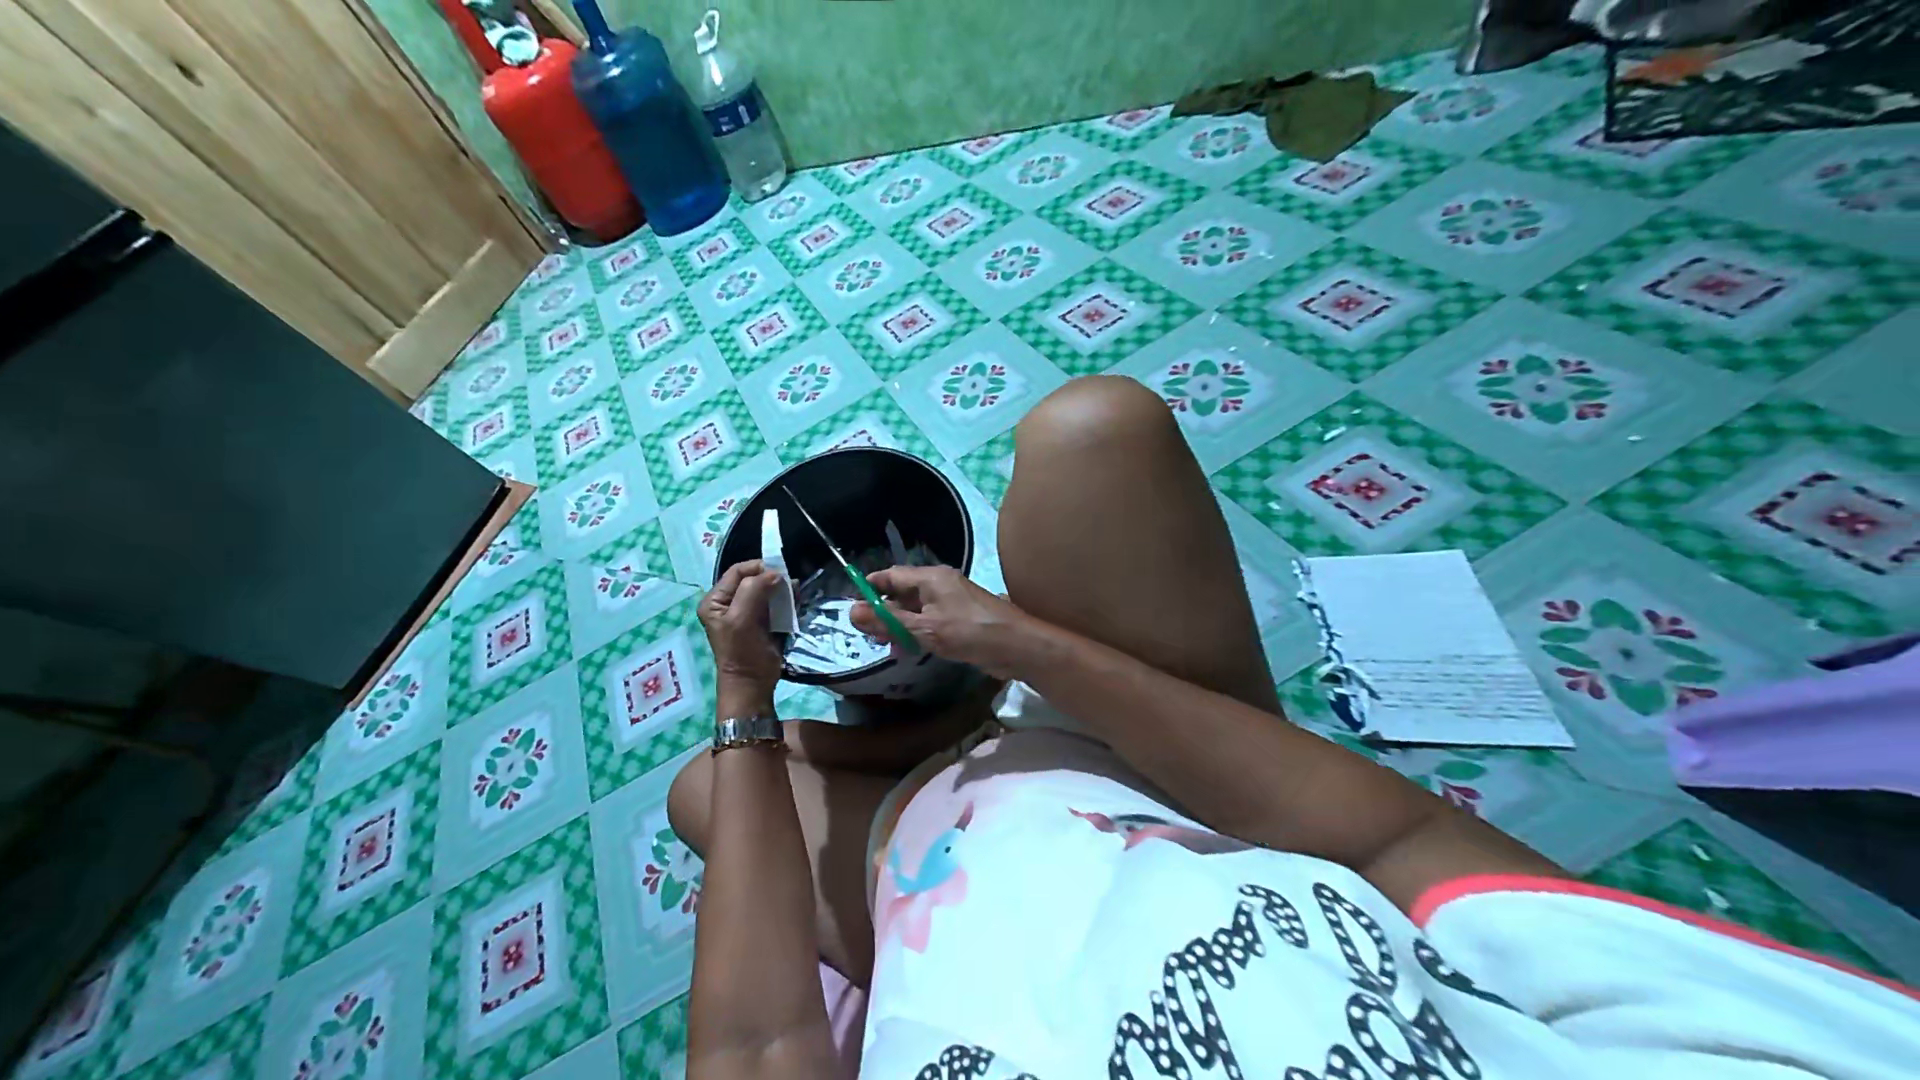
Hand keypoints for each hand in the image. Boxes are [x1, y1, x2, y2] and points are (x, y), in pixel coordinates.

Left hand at [700, 560, 784, 698]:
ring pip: (767, 590)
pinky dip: (786, 601)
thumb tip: (775, 573)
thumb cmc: (742, 652)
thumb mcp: (741, 619)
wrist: (753, 683)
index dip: (758, 568)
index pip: (737, 571)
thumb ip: (753, 591)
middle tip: (788, 585)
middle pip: (753, 579)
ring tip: (793, 594)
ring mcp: (747, 612)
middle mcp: (729, 603)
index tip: (778, 573)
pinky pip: (775, 603)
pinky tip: (795, 602)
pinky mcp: (764, 621)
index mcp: (716, 600)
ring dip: (781, 590)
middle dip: (772, 579)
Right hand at [850, 565, 1034, 679]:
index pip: (891, 576)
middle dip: (883, 612)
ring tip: (883, 646)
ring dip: (898, 626)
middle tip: (865, 633)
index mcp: (931, 577)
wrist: (1017, 646)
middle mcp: (939, 585)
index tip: (851, 606)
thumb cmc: (970, 631)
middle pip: (902, 593)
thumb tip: (852, 613)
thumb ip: (888, 622)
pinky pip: (929, 622)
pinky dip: (916, 633)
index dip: (870, 588)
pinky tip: (907, 650)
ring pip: (915, 610)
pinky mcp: (959, 620)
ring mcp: (951, 602)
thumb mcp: (925, 629)